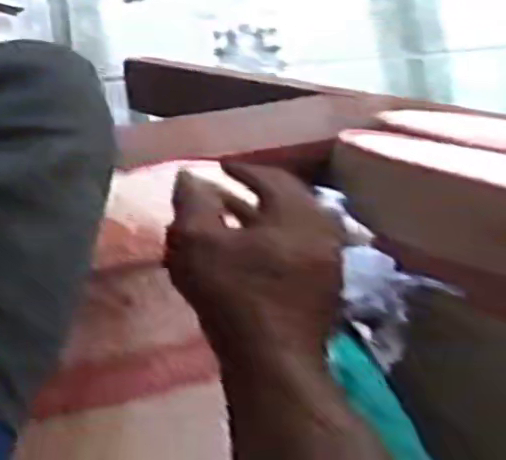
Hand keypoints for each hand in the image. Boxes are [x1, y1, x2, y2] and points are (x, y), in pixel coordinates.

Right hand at [164, 162, 343, 362]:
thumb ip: (193, 200)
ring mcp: (326, 267)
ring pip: (299, 226)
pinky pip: (299, 244)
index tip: (220, 164)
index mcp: (297, 223)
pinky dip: (272, 231)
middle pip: (298, 202)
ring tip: (229, 208)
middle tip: (230, 181)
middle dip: (263, 188)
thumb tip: (192, 176)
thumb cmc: (228, 286)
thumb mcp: (194, 236)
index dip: (247, 168)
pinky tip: (243, 238)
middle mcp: (322, 240)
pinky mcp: (320, 287)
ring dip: (267, 211)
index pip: (279, 181)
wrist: (267, 353)